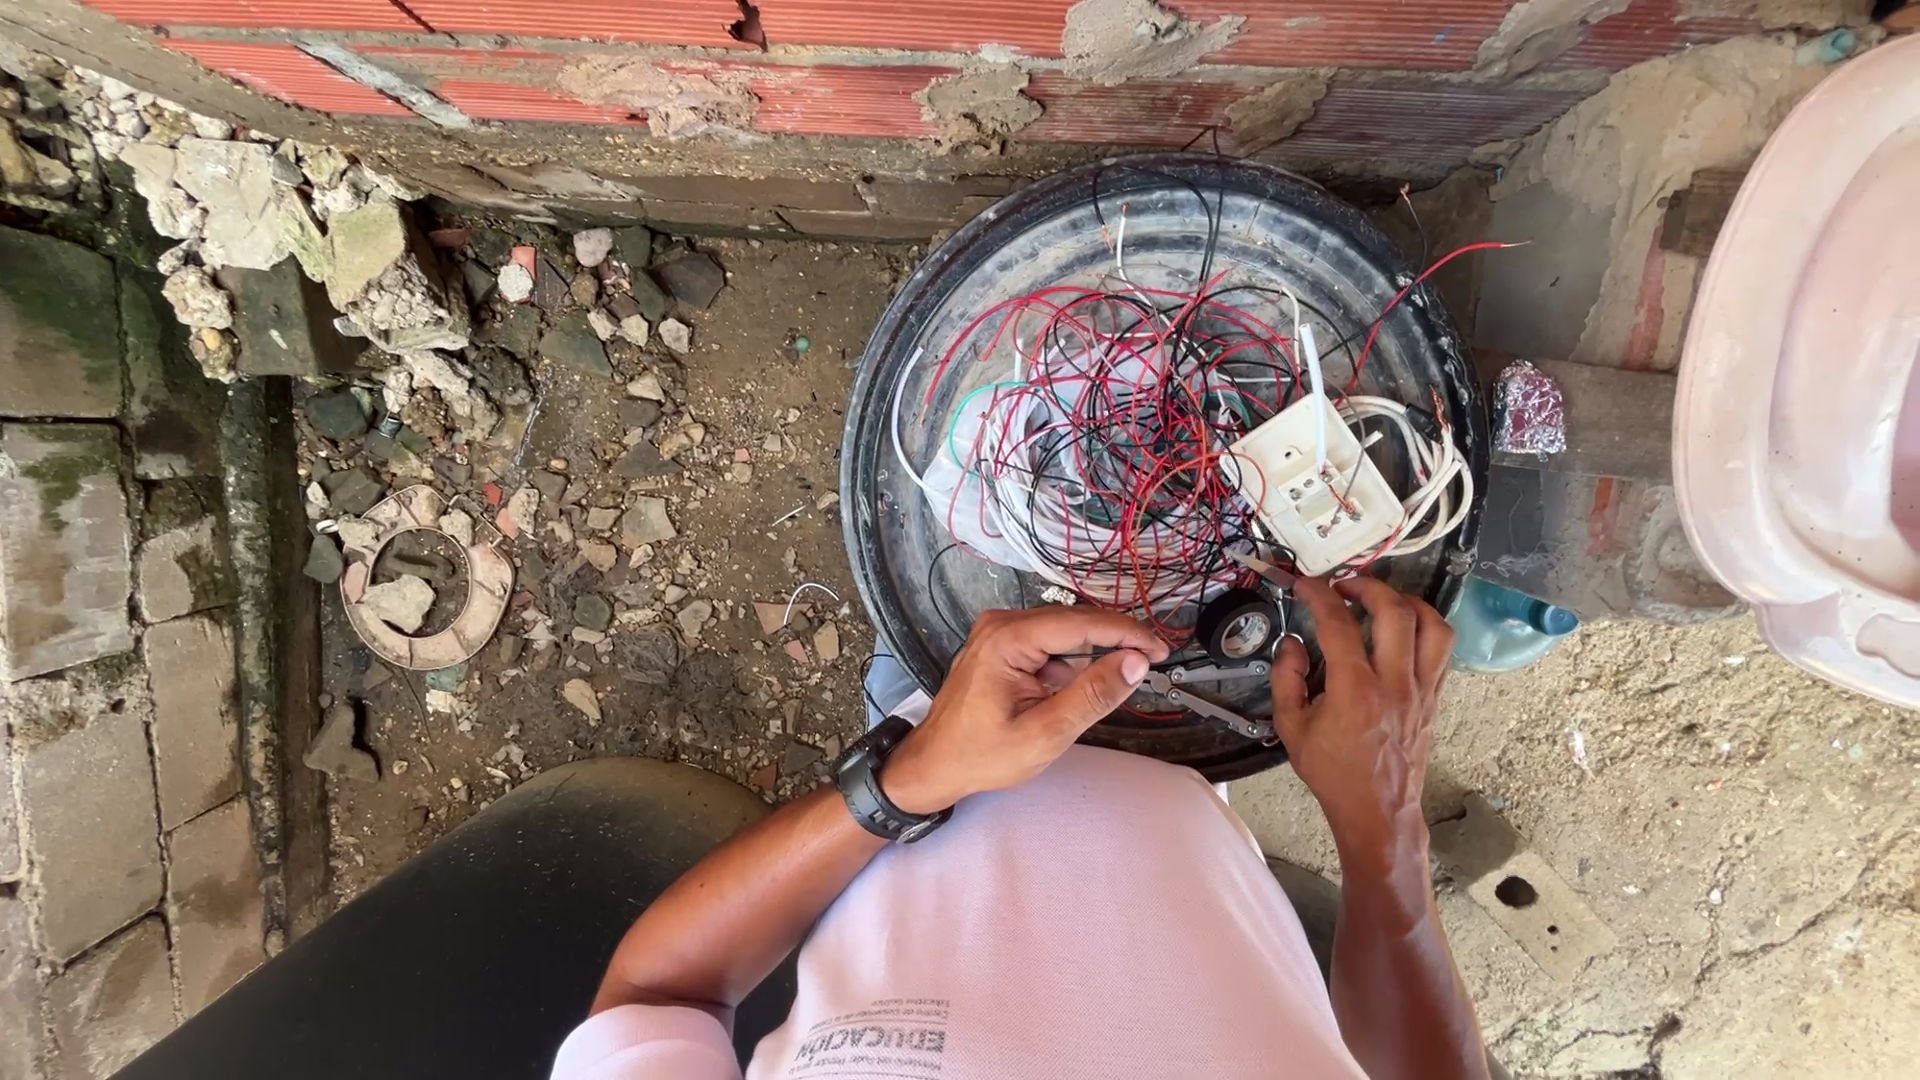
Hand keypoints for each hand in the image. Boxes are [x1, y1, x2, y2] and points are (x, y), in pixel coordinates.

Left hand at [880, 607, 1168, 813]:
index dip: (1126, 633)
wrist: (934, 764)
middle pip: (1073, 622)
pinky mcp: (1001, 644)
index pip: (1081, 624)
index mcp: (1008, 638)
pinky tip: (1071, 690)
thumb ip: (1092, 695)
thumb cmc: (981, 755)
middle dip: (1114, 640)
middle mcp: (1002, 624)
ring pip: (1063, 632)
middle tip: (1149, 662)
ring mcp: (999, 632)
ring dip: (1090, 654)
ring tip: (1107, 685)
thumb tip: (1135, 662)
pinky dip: (1068, 663)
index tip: (1159, 649)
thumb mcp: (1045, 732)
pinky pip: (1047, 644)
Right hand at [1271, 577, 1454, 874]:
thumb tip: (1293, 642)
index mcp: (1354, 689)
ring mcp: (1422, 689)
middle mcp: (1394, 683)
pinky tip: (1402, 625)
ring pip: (1432, 625)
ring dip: (1405, 600)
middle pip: (1395, 612)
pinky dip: (1424, 625)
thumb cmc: (1331, 771)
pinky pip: (1441, 648)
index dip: (1318, 594)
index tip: (1304, 584)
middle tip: (1343, 585)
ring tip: (1380, 598)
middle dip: (1367, 586)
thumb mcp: (1289, 727)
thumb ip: (1285, 678)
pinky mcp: (1435, 697)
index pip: (1338, 624)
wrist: (1377, 810)